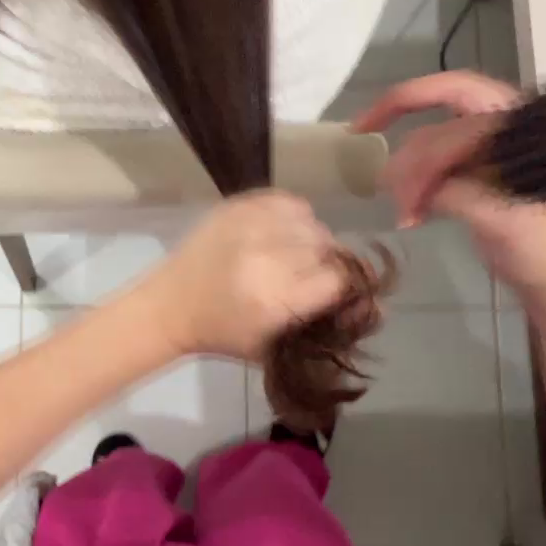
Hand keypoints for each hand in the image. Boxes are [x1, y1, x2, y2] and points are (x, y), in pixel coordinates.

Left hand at [137, 191, 348, 361]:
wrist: (169, 306)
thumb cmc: (223, 333)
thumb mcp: (275, 344)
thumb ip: (326, 326)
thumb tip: (377, 309)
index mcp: (275, 299)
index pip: (337, 279)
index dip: (340, 285)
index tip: (329, 291)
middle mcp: (265, 258)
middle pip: (327, 248)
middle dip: (324, 263)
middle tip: (306, 275)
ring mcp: (249, 227)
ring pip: (311, 223)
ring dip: (310, 239)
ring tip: (291, 254)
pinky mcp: (236, 207)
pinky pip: (288, 201)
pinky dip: (292, 216)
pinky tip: (280, 234)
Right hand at [355, 72, 545, 314]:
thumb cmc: (545, 249)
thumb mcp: (497, 216)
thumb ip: (450, 188)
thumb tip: (399, 180)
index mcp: (520, 125)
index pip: (453, 100)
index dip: (403, 103)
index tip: (362, 129)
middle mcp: (507, 131)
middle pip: (439, 120)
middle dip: (407, 152)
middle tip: (382, 185)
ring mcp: (494, 158)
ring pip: (435, 149)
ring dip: (411, 178)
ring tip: (404, 213)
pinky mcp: (484, 182)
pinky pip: (440, 174)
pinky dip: (420, 191)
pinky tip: (412, 216)